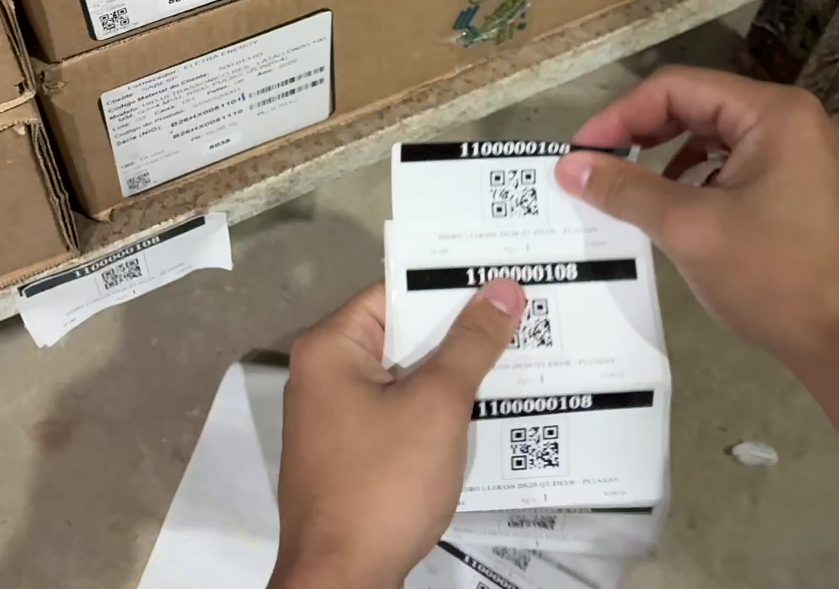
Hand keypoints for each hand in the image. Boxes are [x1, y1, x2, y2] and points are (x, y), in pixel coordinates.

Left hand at [269, 279, 525, 588]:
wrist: (340, 582)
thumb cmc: (384, 480)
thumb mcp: (437, 404)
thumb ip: (470, 343)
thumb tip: (503, 287)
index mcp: (330, 345)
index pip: (393, 294)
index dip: (446, 287)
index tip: (496, 281)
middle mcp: (322, 370)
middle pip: (397, 333)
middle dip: (454, 330)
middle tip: (516, 316)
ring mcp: (331, 413)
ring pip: (399, 374)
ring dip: (446, 370)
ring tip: (509, 355)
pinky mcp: (345, 450)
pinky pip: (393, 408)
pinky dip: (430, 405)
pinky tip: (477, 408)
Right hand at [554, 65, 838, 375]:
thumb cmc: (776, 278)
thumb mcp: (688, 227)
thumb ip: (624, 188)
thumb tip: (566, 166)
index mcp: (772, 114)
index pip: (674, 89)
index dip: (619, 115)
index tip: (579, 152)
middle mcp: (788, 121)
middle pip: (691, 105)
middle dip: (637, 132)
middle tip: (593, 164)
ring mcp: (796, 155)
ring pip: (707, 135)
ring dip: (659, 154)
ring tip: (623, 185)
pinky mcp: (794, 186)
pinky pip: (726, 163)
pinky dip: (688, 176)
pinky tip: (669, 206)